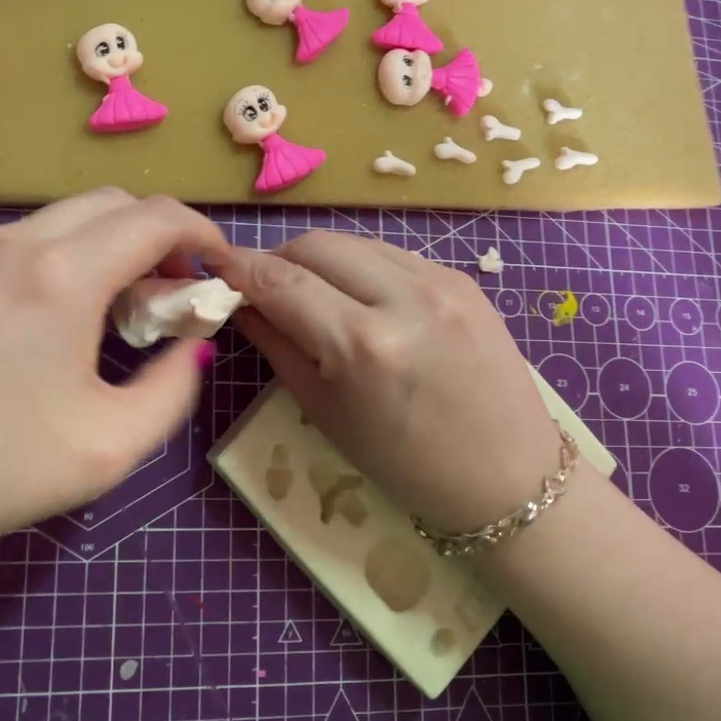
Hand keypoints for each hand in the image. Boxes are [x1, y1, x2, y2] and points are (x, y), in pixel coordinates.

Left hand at [0, 189, 228, 603]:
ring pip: (64, 218)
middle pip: (112, 204)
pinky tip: (58, 319)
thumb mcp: (110, 446)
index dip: (203, 233)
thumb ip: (172, 388)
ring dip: (109, 246)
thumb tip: (189, 347)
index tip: (221, 269)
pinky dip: (64, 257)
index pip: (156, 217)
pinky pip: (23, 242)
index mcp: (63, 275)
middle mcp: (15, 243)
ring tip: (119, 310)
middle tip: (173, 294)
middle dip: (158, 235)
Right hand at [212, 233, 560, 534]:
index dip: (237, 267)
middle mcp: (403, 297)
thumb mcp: (324, 412)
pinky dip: (359, 267)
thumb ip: (276, 345)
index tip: (212, 263)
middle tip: (262, 289)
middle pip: (314, 245)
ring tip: (311, 296)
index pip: (280, 282)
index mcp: (363, 345)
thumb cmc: (405, 464)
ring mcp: (441, 280)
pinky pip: (390, 254)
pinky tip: (359, 299)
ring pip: (352, 241)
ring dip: (318, 261)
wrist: (509, 478)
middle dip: (277, 260)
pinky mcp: (463, 277)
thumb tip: (239, 303)